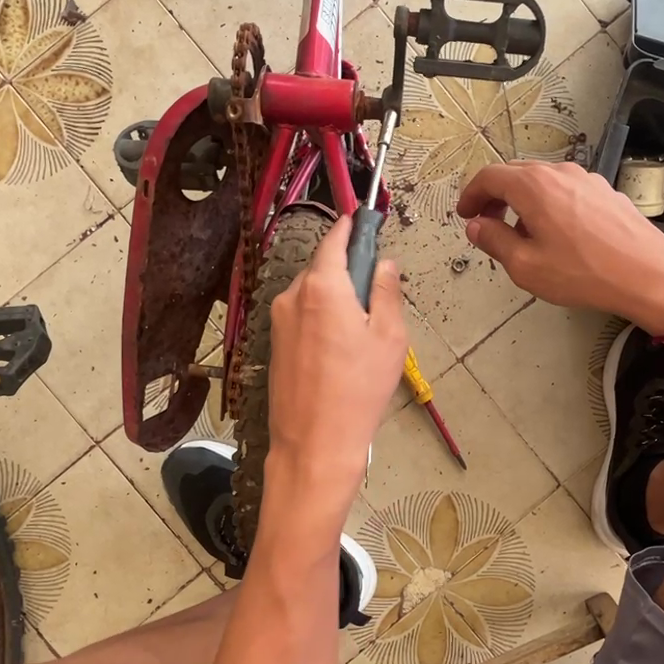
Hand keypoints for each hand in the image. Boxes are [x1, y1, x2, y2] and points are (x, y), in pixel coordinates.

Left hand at [265, 214, 408, 493]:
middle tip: (377, 302)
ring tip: (360, 338)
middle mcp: (293, 295)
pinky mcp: (273, 343)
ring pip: (312, 293)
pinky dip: (321, 321)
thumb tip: (384, 264)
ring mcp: (278, 320)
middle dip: (349, 273)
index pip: (336, 238)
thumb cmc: (358, 391)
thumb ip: (387, 291)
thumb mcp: (390, 338)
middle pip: (324, 267)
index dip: (352, 227)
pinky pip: (302, 316)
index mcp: (323, 287)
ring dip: (335, 300)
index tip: (364, 219)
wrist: (315, 443)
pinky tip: (339, 353)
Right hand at [457, 162, 663, 332]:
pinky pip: (566, 190)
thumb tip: (477, 227)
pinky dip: (548, 204)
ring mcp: (586, 179)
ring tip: (521, 235)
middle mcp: (559, 173)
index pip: (489, 176)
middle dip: (495, 197)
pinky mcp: (605, 192)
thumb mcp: (525, 266)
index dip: (471, 195)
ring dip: (522, 202)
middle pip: (515, 174)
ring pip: (542, 182)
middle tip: (486, 224)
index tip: (465, 214)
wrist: (647, 275)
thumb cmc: (585, 273)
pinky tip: (555, 235)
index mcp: (533, 186)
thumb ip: (494, 241)